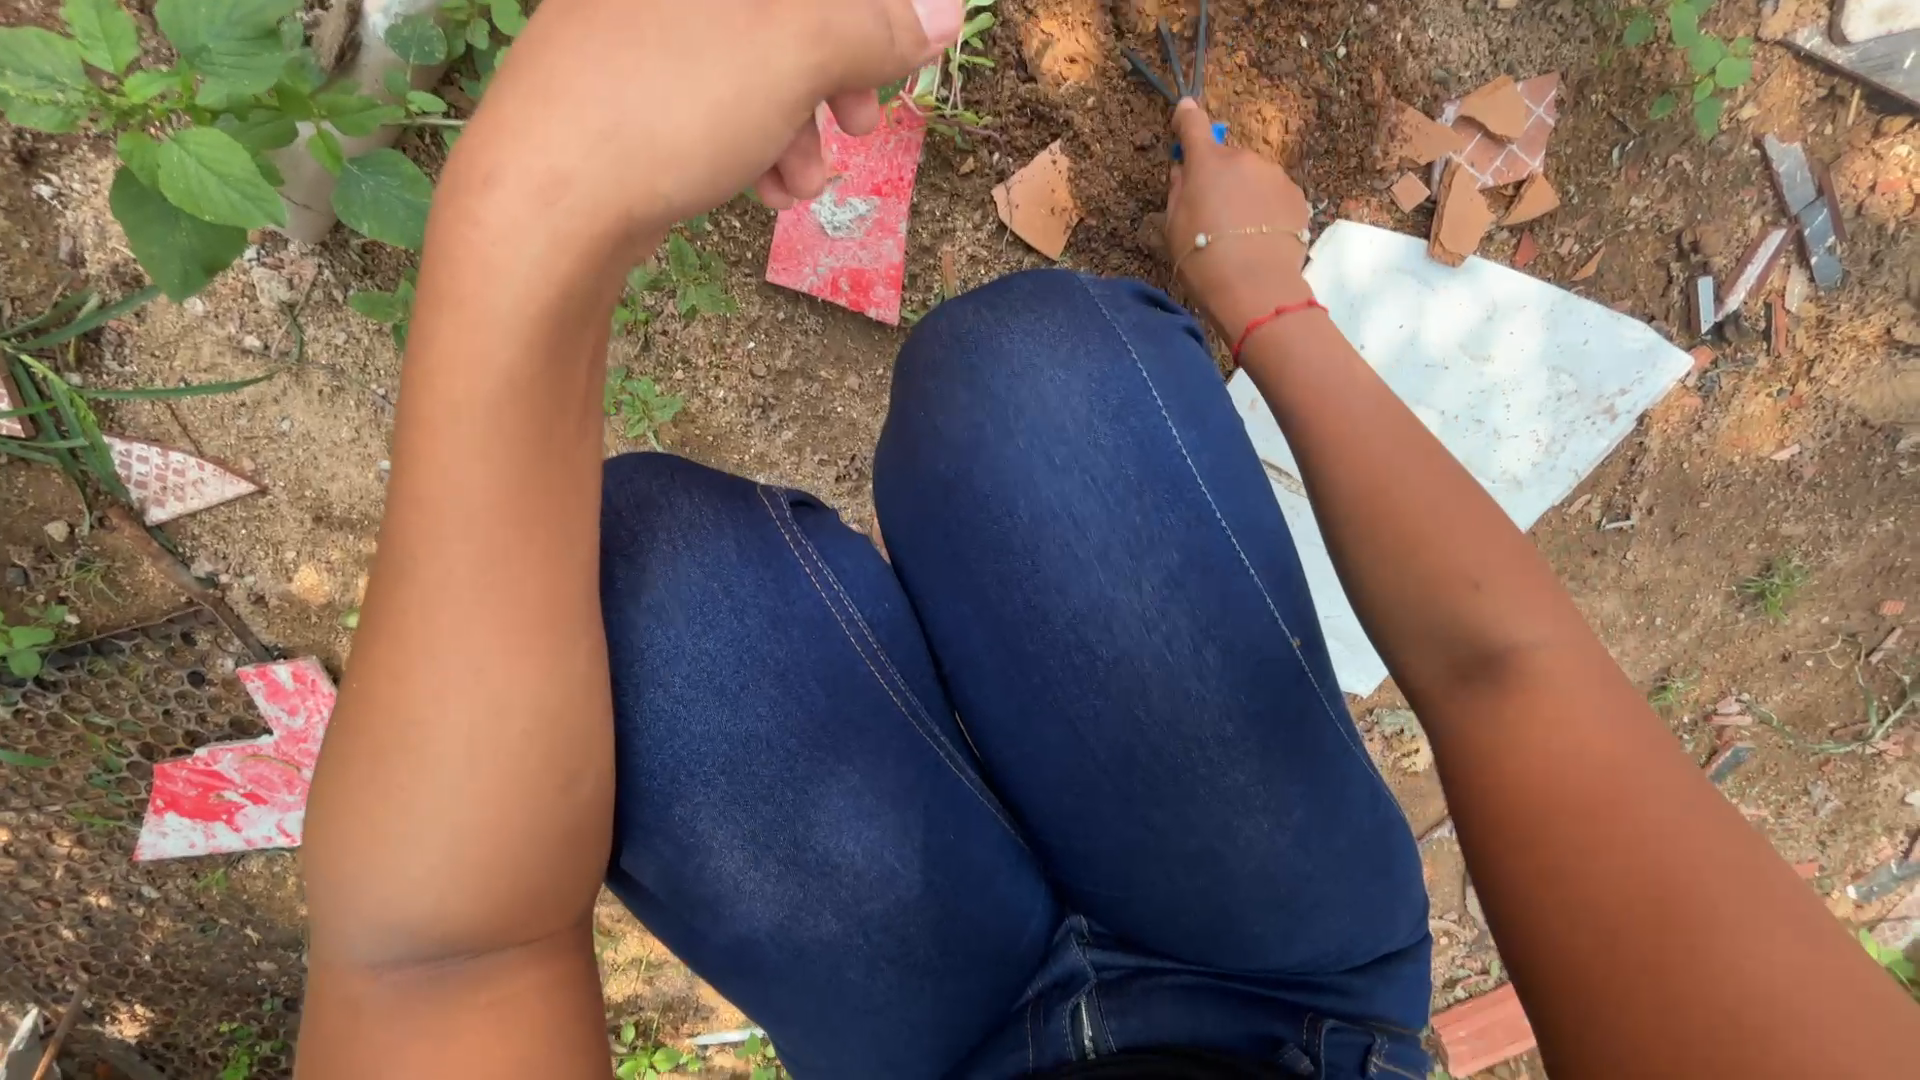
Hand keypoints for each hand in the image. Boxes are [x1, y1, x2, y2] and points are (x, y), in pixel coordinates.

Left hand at [435, 0, 960, 272]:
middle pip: (793, 15)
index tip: (894, 65)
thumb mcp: (796, 55)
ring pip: (760, 65)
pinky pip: (722, 101)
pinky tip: (764, 190)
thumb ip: (874, 29)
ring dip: (801, 130)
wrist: (551, 197)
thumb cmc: (676, 100)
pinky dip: (757, 144)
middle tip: (863, 126)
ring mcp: (648, 29)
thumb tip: (946, 13)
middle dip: (839, 76)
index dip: (870, 18)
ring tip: (800, 185)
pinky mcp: (637, 87)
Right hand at [1164, 101, 1314, 340]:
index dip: (1186, 118)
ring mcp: (1275, 176)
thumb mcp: (1173, 229)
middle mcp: (1244, 158)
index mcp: (1208, 163)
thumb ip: (1177, 192)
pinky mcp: (1297, 197)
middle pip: (1227, 160)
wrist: (1254, 287)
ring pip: (1253, 178)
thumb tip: (1183, 170)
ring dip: (1245, 196)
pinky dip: (1265, 211)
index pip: (1193, 126)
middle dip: (1219, 179)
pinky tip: (1259, 241)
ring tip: (1239, 235)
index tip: (1184, 113)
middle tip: (1211, 216)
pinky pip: (1274, 197)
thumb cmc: (1202, 259)